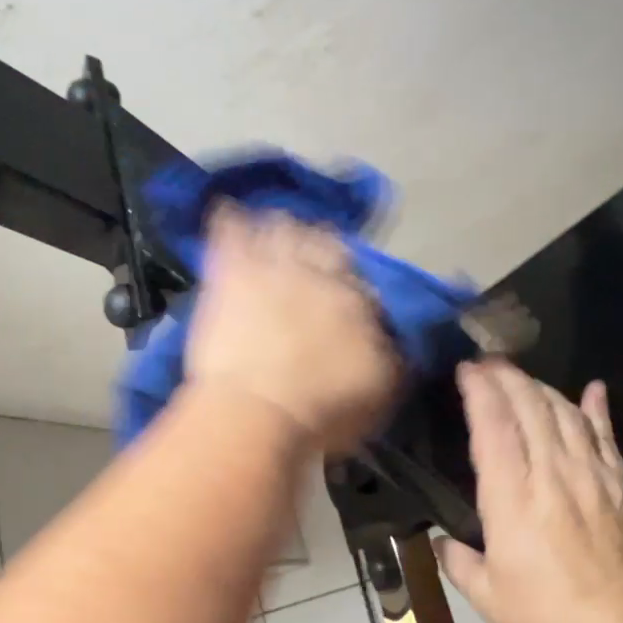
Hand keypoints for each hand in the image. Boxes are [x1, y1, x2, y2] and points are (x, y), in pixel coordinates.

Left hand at [184, 206, 400, 453]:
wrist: (256, 412)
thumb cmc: (322, 414)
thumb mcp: (380, 394)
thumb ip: (393, 358)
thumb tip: (398, 340)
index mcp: (359, 302)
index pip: (364, 283)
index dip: (354, 288)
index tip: (346, 298)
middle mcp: (322, 274)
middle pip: (326, 247)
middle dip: (321, 249)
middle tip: (312, 258)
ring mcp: (275, 267)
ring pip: (284, 229)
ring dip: (282, 229)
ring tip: (276, 230)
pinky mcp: (231, 272)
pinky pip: (230, 230)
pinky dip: (229, 219)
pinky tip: (225, 209)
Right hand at [435, 359, 622, 622]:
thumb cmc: (549, 612)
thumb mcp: (488, 595)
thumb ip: (459, 563)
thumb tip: (442, 542)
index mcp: (511, 496)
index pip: (493, 425)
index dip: (479, 390)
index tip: (465, 370)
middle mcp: (551, 472)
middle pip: (530, 405)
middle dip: (506, 376)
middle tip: (488, 363)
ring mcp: (591, 474)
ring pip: (565, 412)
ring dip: (541, 387)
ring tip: (522, 377)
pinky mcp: (620, 484)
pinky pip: (605, 434)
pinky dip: (596, 408)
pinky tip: (592, 390)